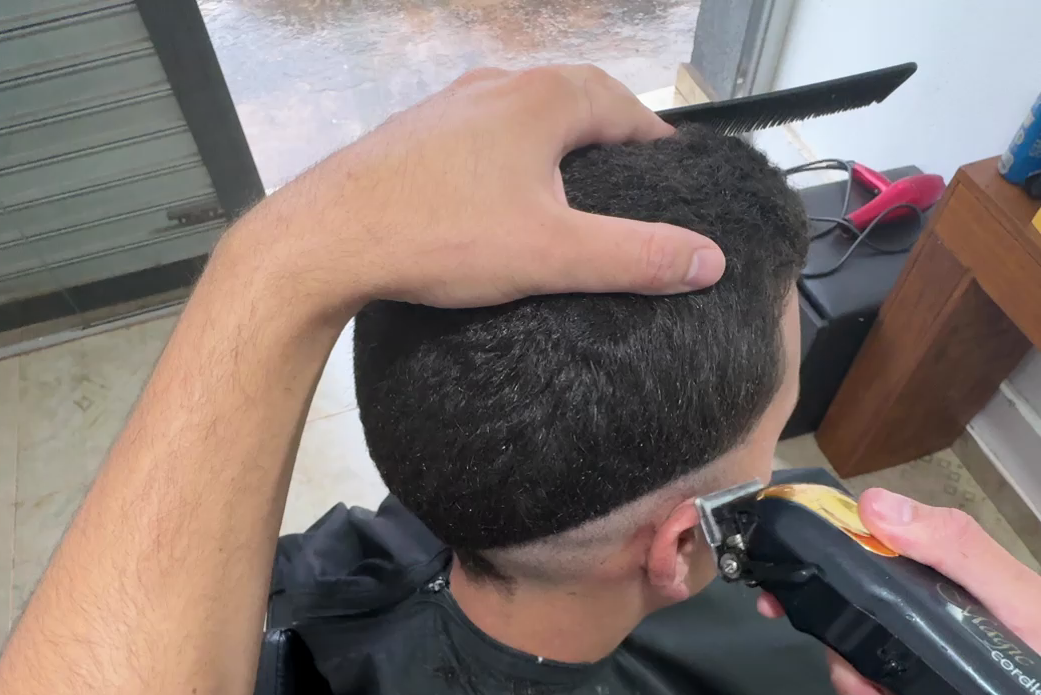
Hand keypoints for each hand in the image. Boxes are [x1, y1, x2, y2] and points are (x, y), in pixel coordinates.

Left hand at [226, 65, 726, 316]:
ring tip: (567, 198)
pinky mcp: (416, 140)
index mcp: (543, 99)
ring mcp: (449, 110)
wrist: (332, 239)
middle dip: (606, 142)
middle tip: (625, 190)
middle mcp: (496, 88)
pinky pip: (479, 144)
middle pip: (574, 105)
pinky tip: (498, 202)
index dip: (655, 144)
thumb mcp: (554, 254)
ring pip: (522, 121)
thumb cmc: (440, 235)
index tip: (673, 177)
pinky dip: (504, 165)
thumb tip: (708, 261)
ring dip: (551, 150)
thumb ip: (635, 257)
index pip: (625, 109)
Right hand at [762, 489, 1040, 694]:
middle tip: (837, 673)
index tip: (781, 591)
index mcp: (939, 574)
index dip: (817, 560)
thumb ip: (956, 549)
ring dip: (852, 688)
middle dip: (834, 646)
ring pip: (849, 660)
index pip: (867, 549)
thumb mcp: (1020, 601)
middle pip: (845, 613)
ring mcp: (911, 659)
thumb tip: (870, 503)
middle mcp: (918, 611)